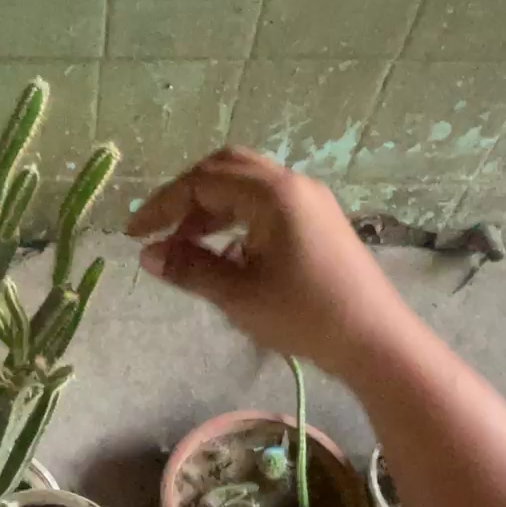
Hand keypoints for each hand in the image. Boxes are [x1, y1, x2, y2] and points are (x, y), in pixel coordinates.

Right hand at [126, 147, 411, 367]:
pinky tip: (224, 253)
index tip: (134, 236)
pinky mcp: (316, 220)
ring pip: (245, 184)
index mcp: (272, 195)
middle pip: (225, 168)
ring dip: (209, 208)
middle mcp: (292, 185)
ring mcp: (308, 200)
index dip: (162, 205)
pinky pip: (264, 203)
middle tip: (159, 230)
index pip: (202, 182)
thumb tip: (147, 255)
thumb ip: (189, 269)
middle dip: (185, 196)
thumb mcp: (237, 295)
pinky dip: (234, 217)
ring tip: (185, 246)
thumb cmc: (302, 316)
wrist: (371, 338)